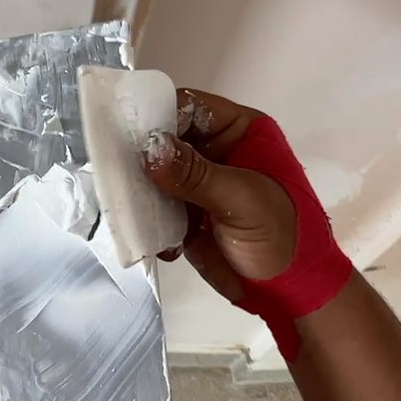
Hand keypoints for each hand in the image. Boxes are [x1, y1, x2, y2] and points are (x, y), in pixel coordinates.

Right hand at [142, 88, 297, 301]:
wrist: (288, 292)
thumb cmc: (283, 237)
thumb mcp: (242, 201)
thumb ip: (195, 174)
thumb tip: (151, 148)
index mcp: (237, 131)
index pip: (189, 108)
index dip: (158, 115)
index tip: (125, 132)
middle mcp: (213, 150)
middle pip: (164, 138)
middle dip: (140, 154)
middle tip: (112, 167)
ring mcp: (197, 182)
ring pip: (154, 173)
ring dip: (140, 190)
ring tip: (124, 203)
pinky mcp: (184, 212)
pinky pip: (155, 205)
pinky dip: (147, 218)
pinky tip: (146, 233)